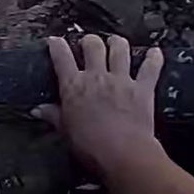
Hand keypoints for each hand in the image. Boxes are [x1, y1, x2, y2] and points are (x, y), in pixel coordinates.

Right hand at [34, 34, 165, 175]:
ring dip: (117, 42)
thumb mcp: (64, 130)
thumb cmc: (89, 145)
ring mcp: (121, 80)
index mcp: (74, 85)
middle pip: (93, 46)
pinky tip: (155, 52)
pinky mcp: (142, 88)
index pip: (62, 58)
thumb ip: (53, 115)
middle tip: (88, 43)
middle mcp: (97, 76)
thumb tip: (38, 110)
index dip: (57, 45)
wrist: (121, 153)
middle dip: (89, 41)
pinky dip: (154, 58)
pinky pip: (150, 68)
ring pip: (120, 50)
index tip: (55, 40)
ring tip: (115, 40)